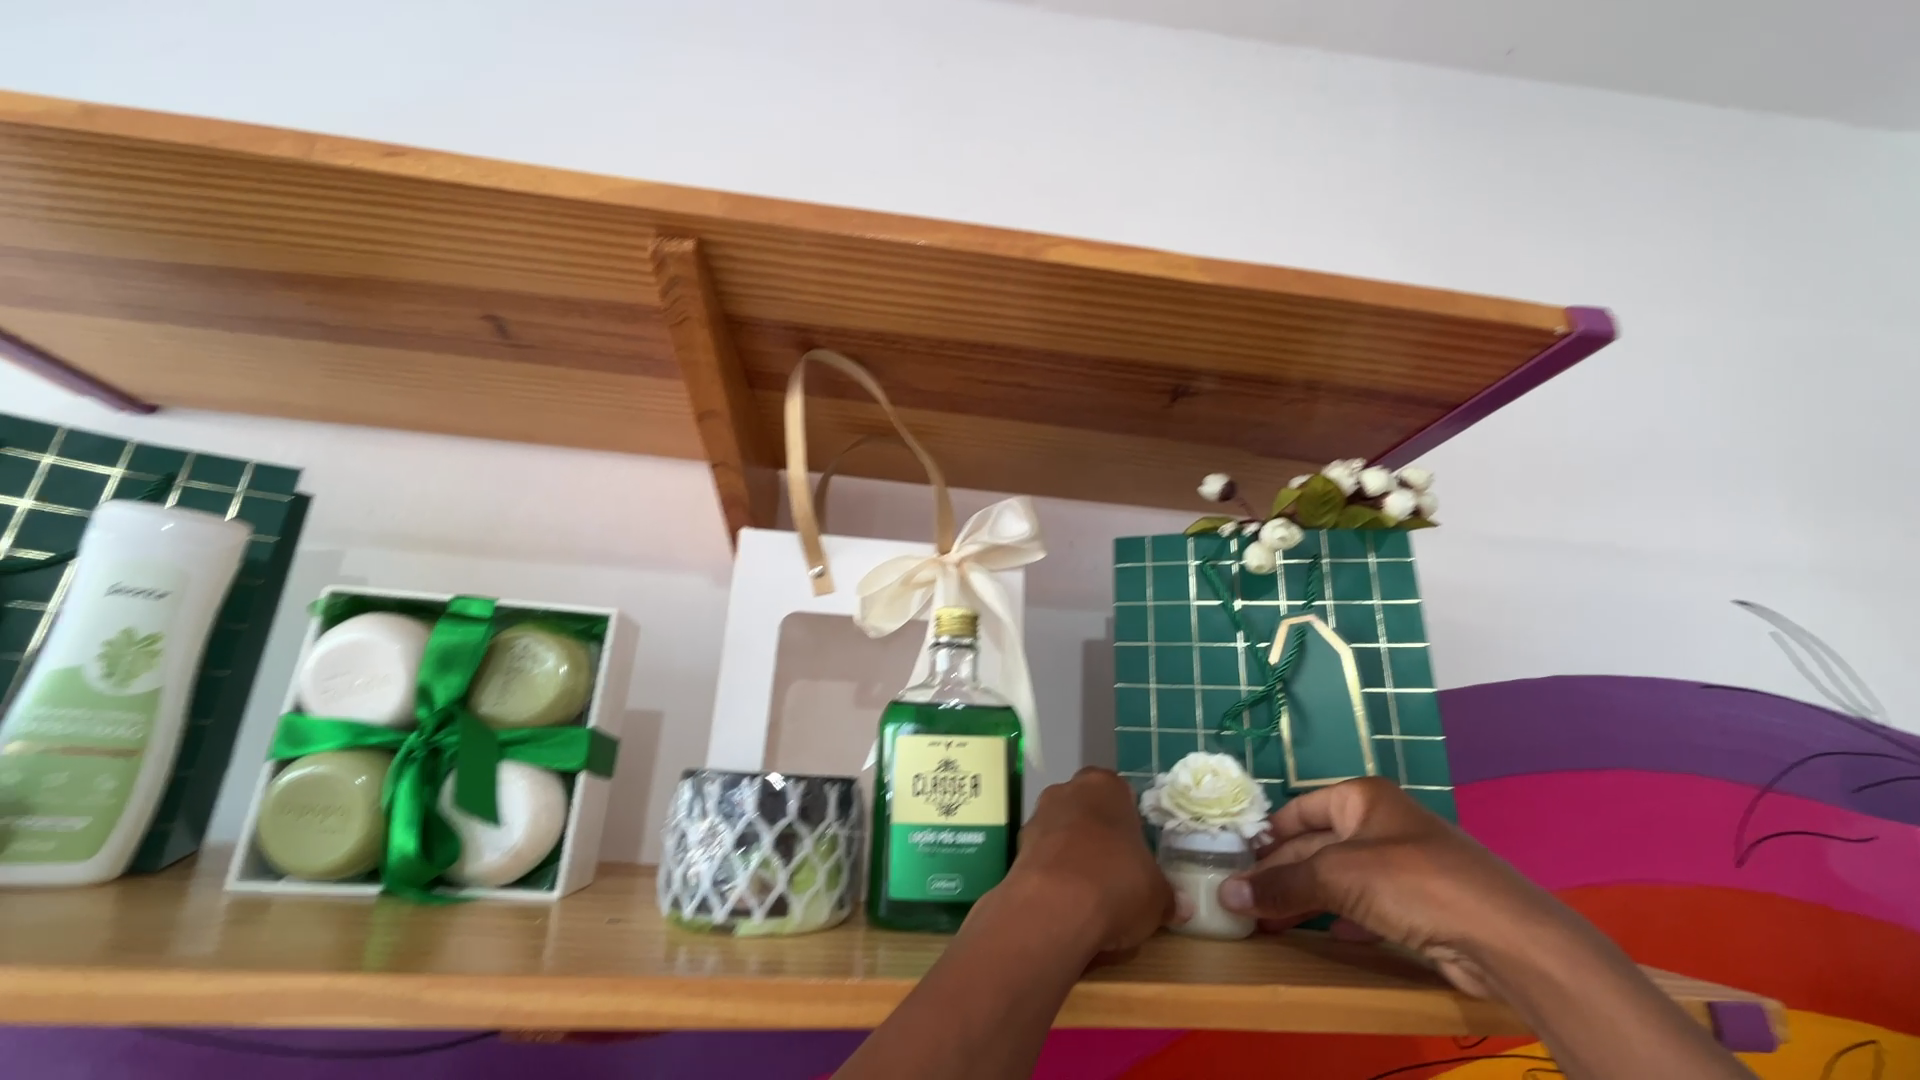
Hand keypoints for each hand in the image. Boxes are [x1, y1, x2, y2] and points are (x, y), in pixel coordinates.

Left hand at [990, 767, 1172, 956]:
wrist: (1052, 908)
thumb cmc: (1116, 883)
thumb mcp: (1156, 895)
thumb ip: (1167, 896)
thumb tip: (1181, 906)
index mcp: (1106, 786)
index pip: (1121, 793)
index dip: (1130, 823)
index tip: (1137, 851)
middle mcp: (1067, 790)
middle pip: (1087, 811)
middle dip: (1099, 837)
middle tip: (1117, 872)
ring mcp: (1037, 817)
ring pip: (1061, 833)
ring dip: (1073, 856)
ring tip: (1090, 895)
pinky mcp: (1016, 848)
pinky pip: (1043, 858)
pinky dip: (1053, 876)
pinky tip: (1066, 904)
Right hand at [1218, 776, 1580, 997]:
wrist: (1506, 937)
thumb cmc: (1414, 883)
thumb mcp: (1337, 877)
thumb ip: (1281, 885)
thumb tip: (1227, 894)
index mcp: (1361, 799)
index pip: (1298, 810)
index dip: (1265, 835)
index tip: (1232, 862)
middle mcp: (1381, 824)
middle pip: (1315, 846)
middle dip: (1281, 874)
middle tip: (1242, 901)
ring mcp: (1403, 865)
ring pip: (1339, 879)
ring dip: (1306, 900)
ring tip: (1269, 923)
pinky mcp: (1420, 905)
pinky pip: (1365, 906)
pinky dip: (1340, 918)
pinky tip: (1324, 934)